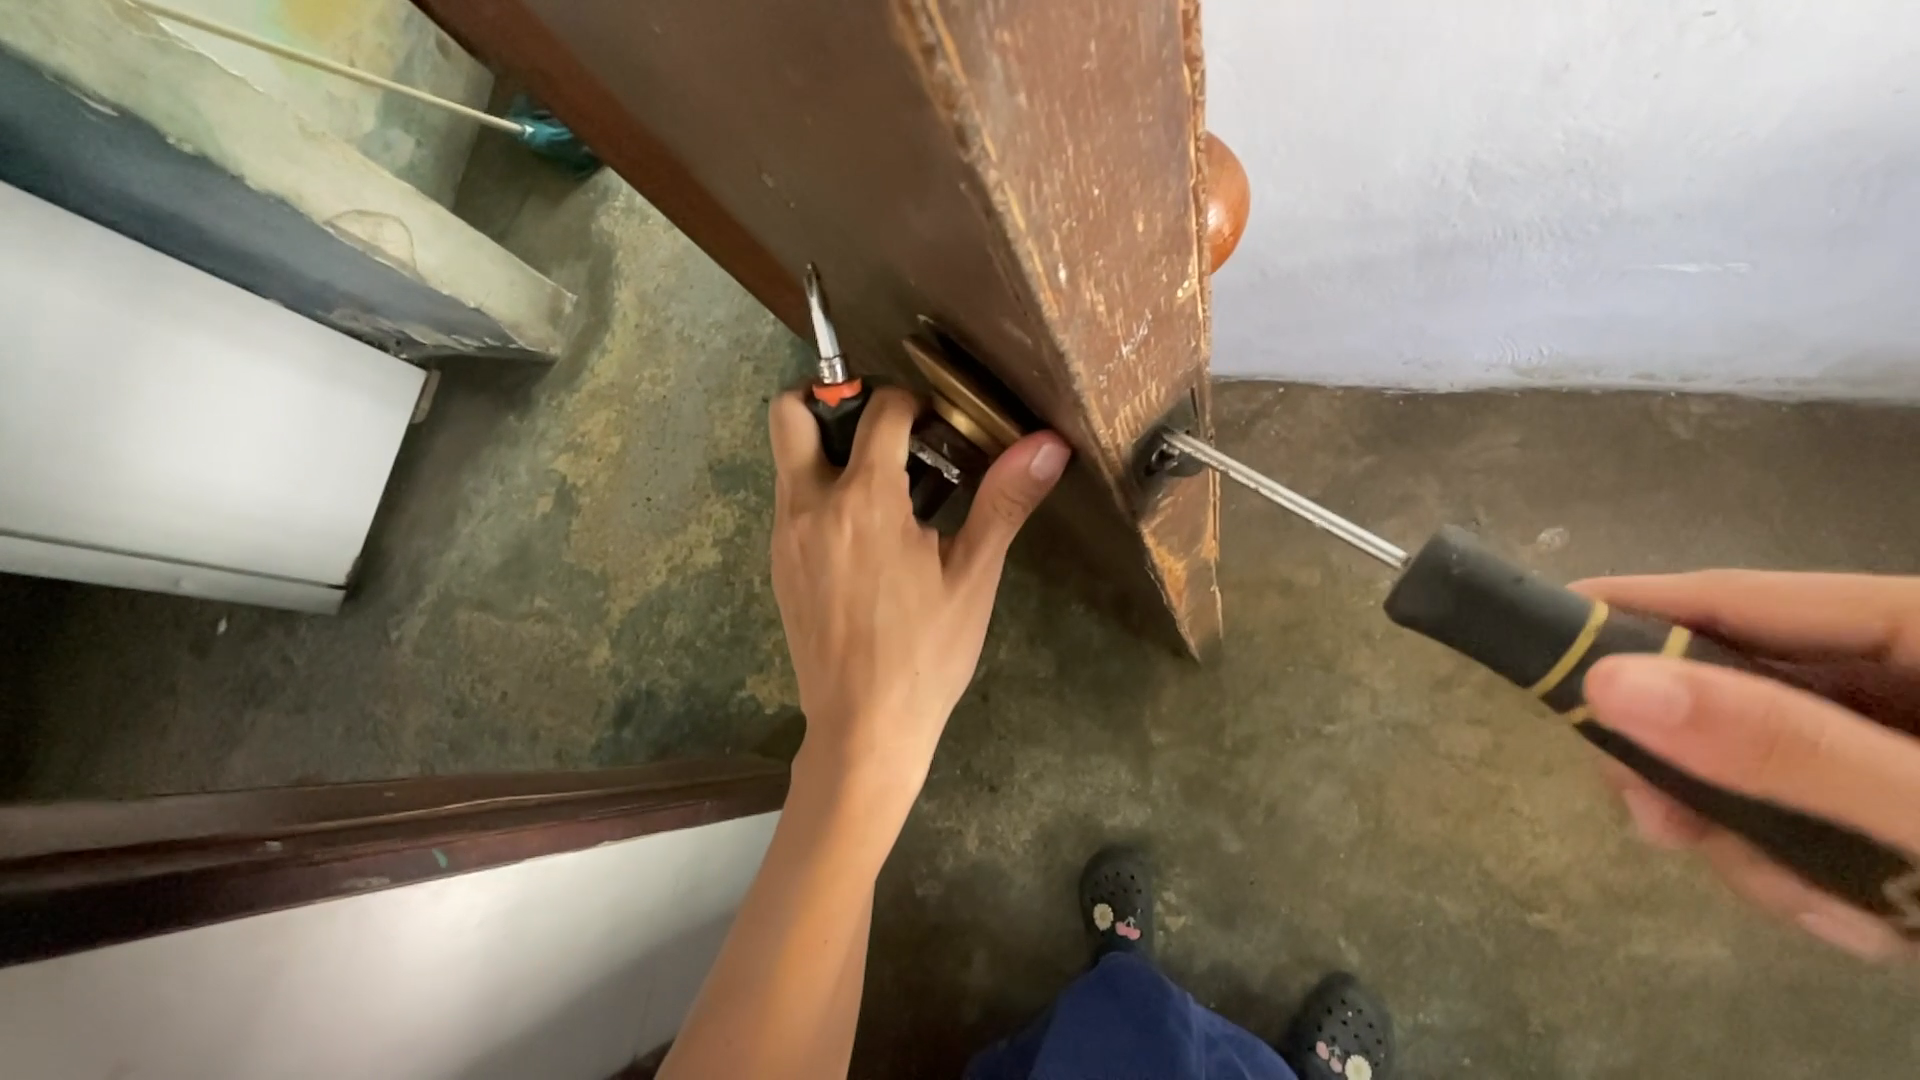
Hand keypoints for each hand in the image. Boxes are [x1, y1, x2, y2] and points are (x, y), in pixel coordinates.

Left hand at [768, 386, 1068, 805]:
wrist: (864, 728)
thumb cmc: (926, 653)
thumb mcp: (973, 577)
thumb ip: (1005, 501)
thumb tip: (1049, 442)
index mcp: (864, 499)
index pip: (879, 409)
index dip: (912, 403)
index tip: (937, 426)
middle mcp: (810, 505)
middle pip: (791, 412)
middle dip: (830, 401)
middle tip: (880, 431)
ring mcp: (785, 536)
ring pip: (786, 458)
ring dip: (826, 450)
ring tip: (882, 485)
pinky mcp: (777, 565)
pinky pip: (789, 502)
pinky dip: (819, 493)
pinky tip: (863, 538)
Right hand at [1575, 571, 1919, 959]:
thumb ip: (1789, 749)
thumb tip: (1606, 686)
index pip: (1737, 599)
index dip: (1628, 611)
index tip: (1532, 631)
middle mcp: (1906, 674)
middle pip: (1732, 691)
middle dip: (1689, 766)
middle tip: (1655, 826)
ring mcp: (1902, 739)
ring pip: (1754, 761)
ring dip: (1752, 838)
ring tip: (1810, 913)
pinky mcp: (1903, 798)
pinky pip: (1804, 813)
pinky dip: (1805, 869)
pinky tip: (1853, 923)